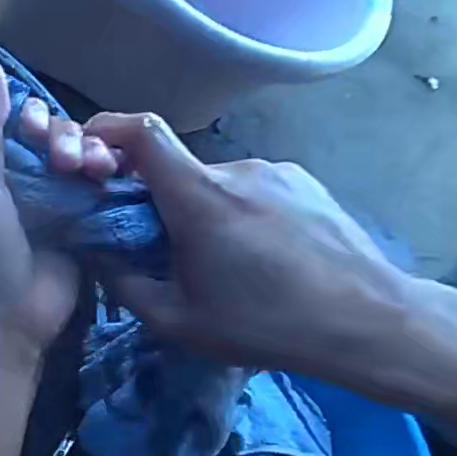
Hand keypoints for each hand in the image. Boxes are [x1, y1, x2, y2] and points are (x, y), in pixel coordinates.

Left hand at [0, 59, 111, 370]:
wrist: (8, 319)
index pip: (3, 123)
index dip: (22, 117)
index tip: (32, 126)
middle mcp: (7, 184)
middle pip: (43, 135)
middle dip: (60, 136)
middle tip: (66, 160)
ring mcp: (42, 203)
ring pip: (73, 154)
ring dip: (87, 151)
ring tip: (93, 170)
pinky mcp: (74, 221)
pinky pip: (93, 182)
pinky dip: (104, 172)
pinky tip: (111, 172)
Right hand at [82, 111, 415, 381]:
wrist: (371, 322)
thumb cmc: (263, 325)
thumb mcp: (172, 318)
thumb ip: (121, 281)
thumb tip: (94, 253)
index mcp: (200, 199)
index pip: (145, 134)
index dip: (108, 130)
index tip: (85, 149)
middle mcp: (238, 171)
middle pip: (170, 169)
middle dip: (145, 200)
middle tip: (144, 247)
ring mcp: (277, 172)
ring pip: (206, 183)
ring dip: (187, 211)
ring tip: (201, 259)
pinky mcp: (304, 182)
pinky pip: (242, 189)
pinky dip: (223, 212)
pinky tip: (243, 253)